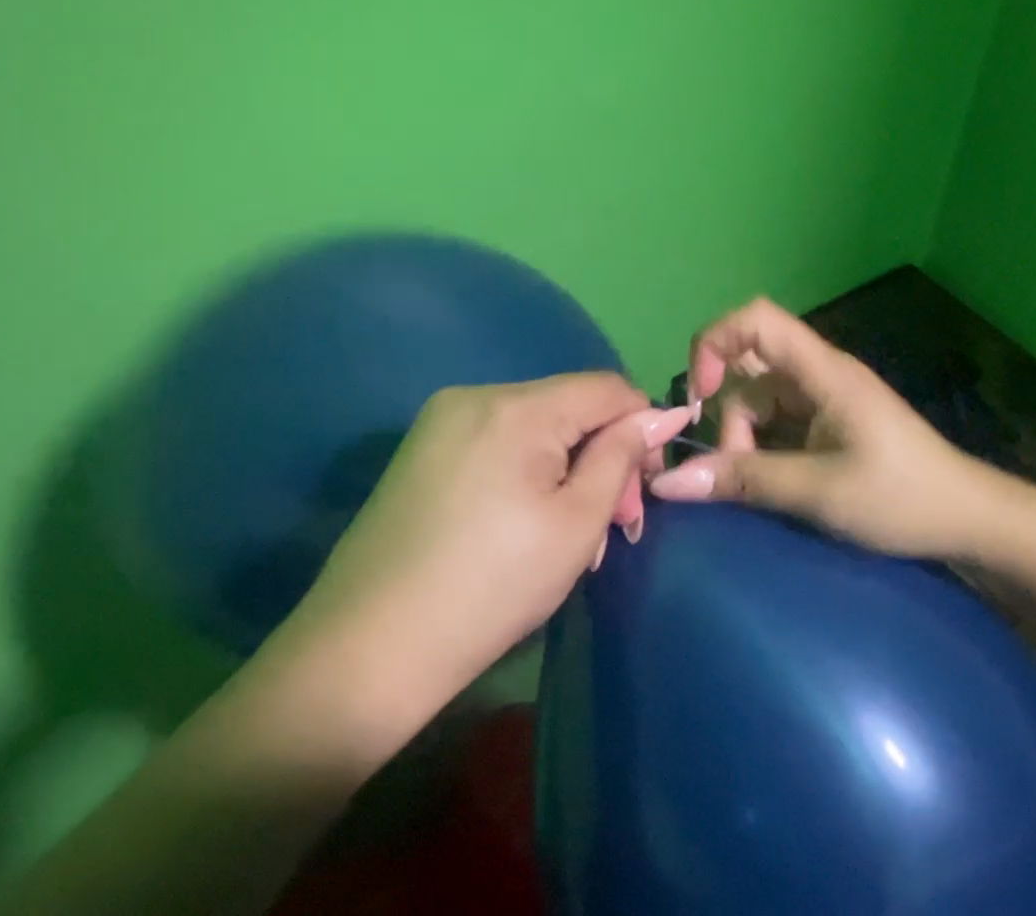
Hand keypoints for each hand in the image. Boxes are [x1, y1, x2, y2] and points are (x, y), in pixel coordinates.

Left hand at [277, 373, 693, 693]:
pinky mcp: (421, 454)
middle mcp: (474, 397)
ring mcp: (439, 425)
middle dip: (604, 458)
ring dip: (568, 472)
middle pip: (570, 408)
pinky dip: (529, 476)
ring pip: (536, 430)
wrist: (371, 647)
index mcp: (516, 407)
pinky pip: (498, 445)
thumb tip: (663, 414)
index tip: (650, 486)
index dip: (644, 426)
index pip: (608, 387)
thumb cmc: (494, 586)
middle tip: (616, 526)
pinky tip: (526, 527)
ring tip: (571, 538)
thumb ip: (622, 457)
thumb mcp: (578, 522)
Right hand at [649, 298, 1004, 558]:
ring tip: (757, 488)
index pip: (756, 320)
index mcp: (824, 373)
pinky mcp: (833, 428)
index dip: (715, 343)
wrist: (966, 519)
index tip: (701, 398)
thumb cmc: (900, 497)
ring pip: (761, 402)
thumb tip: (668, 482)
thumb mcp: (817, 492)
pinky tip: (770, 485)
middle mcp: (822, 377)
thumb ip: (744, 480)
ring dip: (746, 441)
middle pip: (749, 369)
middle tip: (736, 471)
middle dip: (729, 417)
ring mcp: (828, 402)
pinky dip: (764, 450)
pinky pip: (780, 425)